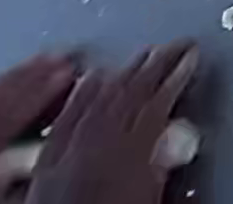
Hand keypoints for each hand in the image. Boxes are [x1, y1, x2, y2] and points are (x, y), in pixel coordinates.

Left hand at [25, 42, 197, 203]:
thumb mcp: (146, 201)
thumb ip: (162, 168)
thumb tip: (182, 138)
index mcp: (122, 160)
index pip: (156, 102)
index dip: (177, 74)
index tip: (193, 55)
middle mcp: (89, 154)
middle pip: (126, 94)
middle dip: (155, 63)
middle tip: (177, 43)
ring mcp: (60, 160)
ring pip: (93, 101)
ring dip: (121, 72)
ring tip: (142, 53)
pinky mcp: (39, 171)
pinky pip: (59, 122)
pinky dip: (77, 95)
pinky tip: (89, 77)